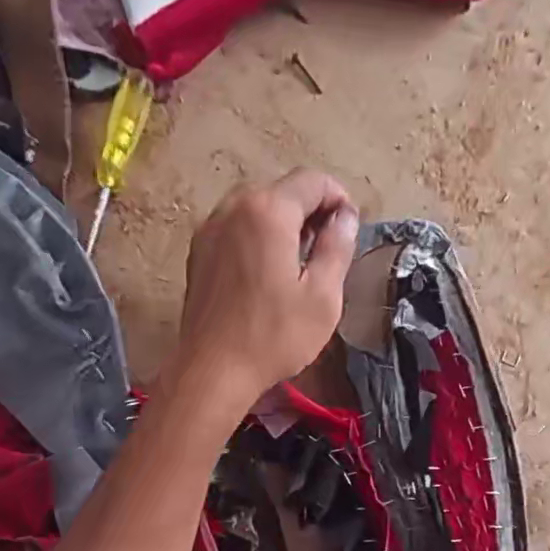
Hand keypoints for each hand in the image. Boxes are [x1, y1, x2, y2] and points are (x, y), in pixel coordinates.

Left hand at [171, 168, 358, 405]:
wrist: (214, 370)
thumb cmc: (274, 337)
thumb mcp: (323, 296)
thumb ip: (337, 248)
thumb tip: (346, 218)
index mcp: (268, 212)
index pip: (312, 181)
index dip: (339, 199)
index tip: (350, 227)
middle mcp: (234, 208)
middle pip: (282, 191)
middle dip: (310, 211)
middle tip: (329, 247)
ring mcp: (211, 229)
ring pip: (257, 209)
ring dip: (284, 225)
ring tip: (300, 262)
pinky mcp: (199, 253)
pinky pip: (236, 230)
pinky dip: (258, 239)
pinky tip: (268, 274)